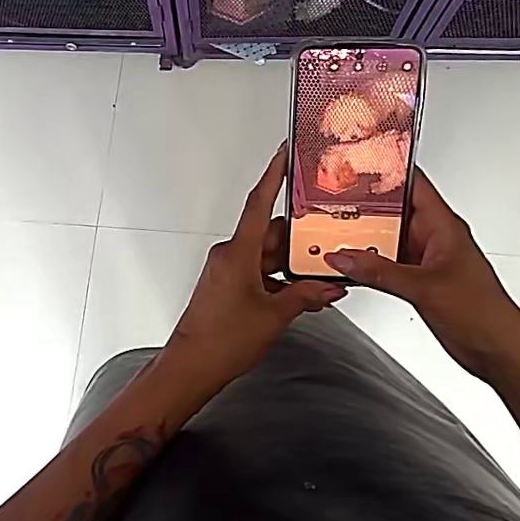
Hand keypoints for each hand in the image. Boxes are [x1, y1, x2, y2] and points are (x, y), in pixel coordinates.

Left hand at [160, 145, 345, 393]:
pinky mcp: (227, 285)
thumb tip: (328, 287)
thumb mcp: (275, 316)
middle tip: (327, 240)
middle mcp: (230, 255)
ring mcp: (227, 270)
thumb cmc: (220, 341)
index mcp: (237, 252)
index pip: (259, 202)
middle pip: (270, 233)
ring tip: (319, 276)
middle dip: (299, 240)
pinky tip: (299, 294)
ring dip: (290, 265)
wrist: (191, 367)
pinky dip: (278, 279)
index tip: (284, 153)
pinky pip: (258, 271)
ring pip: (265, 255)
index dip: (273, 174)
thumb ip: (305, 296)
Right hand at [323, 169, 519, 373]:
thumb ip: (379, 272)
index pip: (412, 183)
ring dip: (361, 237)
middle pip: (391, 210)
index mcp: (443, 225)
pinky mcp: (417, 280)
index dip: (386, 169)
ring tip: (331, 231)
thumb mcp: (425, 288)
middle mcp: (432, 238)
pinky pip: (385, 263)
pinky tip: (348, 264)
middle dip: (362, 206)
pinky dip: (366, 263)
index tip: (358, 162)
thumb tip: (344, 258)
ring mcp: (424, 259)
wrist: (500, 352)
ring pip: (385, 238)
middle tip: (331, 200)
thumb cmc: (486, 314)